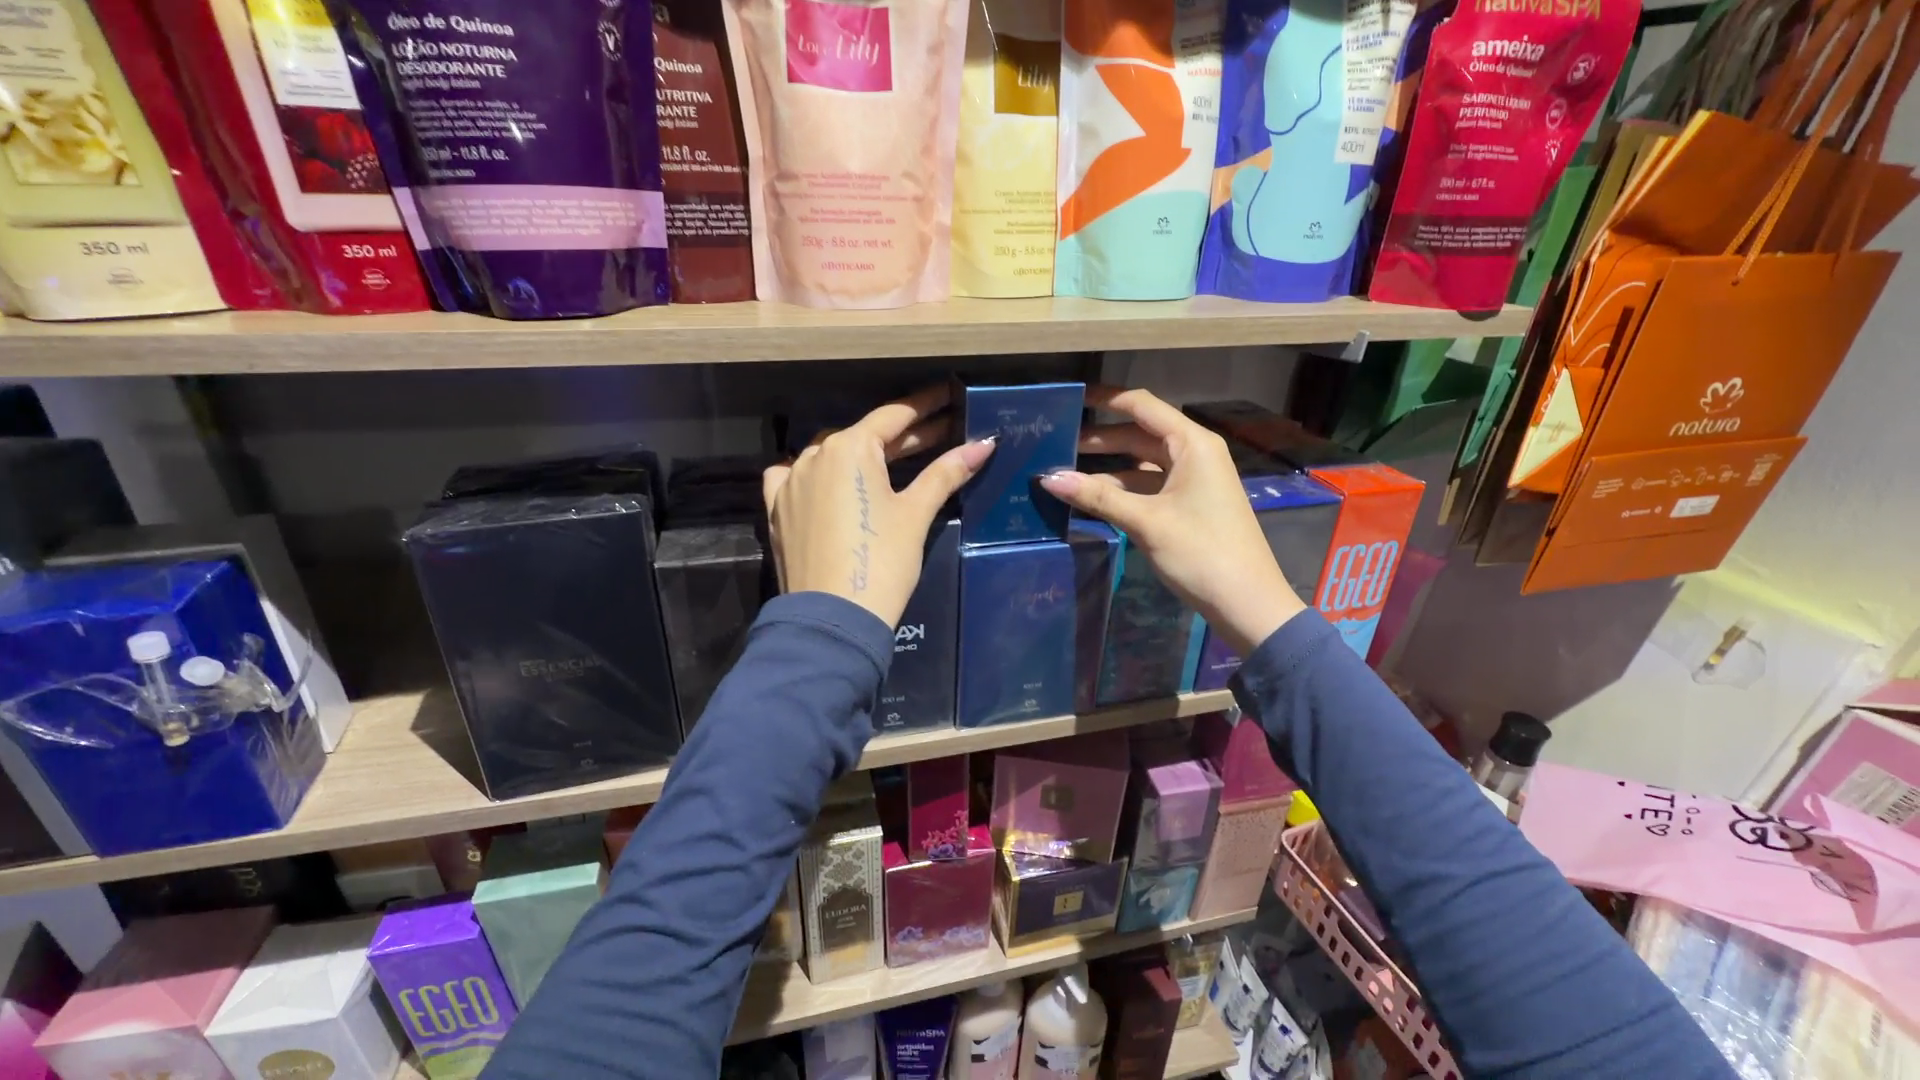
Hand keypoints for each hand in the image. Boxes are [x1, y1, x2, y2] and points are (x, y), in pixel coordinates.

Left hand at [763, 388, 995, 626]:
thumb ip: (946, 473)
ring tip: (896, 460)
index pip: (894, 416)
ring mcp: (790, 482)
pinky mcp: (777, 511)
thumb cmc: (882, 561)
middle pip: (865, 436)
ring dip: (863, 455)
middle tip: (942, 432)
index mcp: (848, 447)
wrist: (833, 618)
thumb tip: (984, 444)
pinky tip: (833, 481)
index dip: (925, 406)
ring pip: (831, 455)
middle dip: (904, 436)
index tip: (948, 396)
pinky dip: (820, 475)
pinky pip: (797, 478)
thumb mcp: (916, 514)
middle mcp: (813, 455)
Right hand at [1039, 386, 1304, 654]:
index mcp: (1192, 444)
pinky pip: (1148, 486)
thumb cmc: (1201, 552)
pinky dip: (1121, 488)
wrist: (1246, 602)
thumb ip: (1097, 496)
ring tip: (1064, 470)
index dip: (1105, 399)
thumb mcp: (1146, 521)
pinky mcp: (1188, 505)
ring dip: (1107, 466)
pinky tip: (1091, 497)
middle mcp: (1194, 454)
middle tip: (1055, 441)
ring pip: (1141, 463)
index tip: (1069, 398)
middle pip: (1139, 434)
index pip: (1142, 406)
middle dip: (1099, 438)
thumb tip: (1049, 478)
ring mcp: (1192, 480)